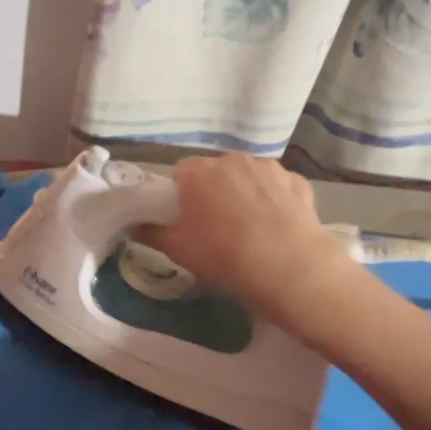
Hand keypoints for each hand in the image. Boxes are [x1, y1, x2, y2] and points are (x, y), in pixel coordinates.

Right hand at [136, 153, 356, 318]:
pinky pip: (277, 187)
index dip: (179, 195)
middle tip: (213, 226)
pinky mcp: (298, 183)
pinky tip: (275, 226)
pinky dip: (274, 200)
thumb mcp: (177, 250)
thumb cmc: (224, 256)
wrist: (290, 270)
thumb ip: (150, 233)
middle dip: (213, 192)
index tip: (183, 218)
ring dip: (244, 193)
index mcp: (198, 172)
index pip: (179, 173)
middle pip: (215, 172)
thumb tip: (132, 226)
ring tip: (248, 228)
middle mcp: (233, 160)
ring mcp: (270, 168)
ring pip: (248, 177)